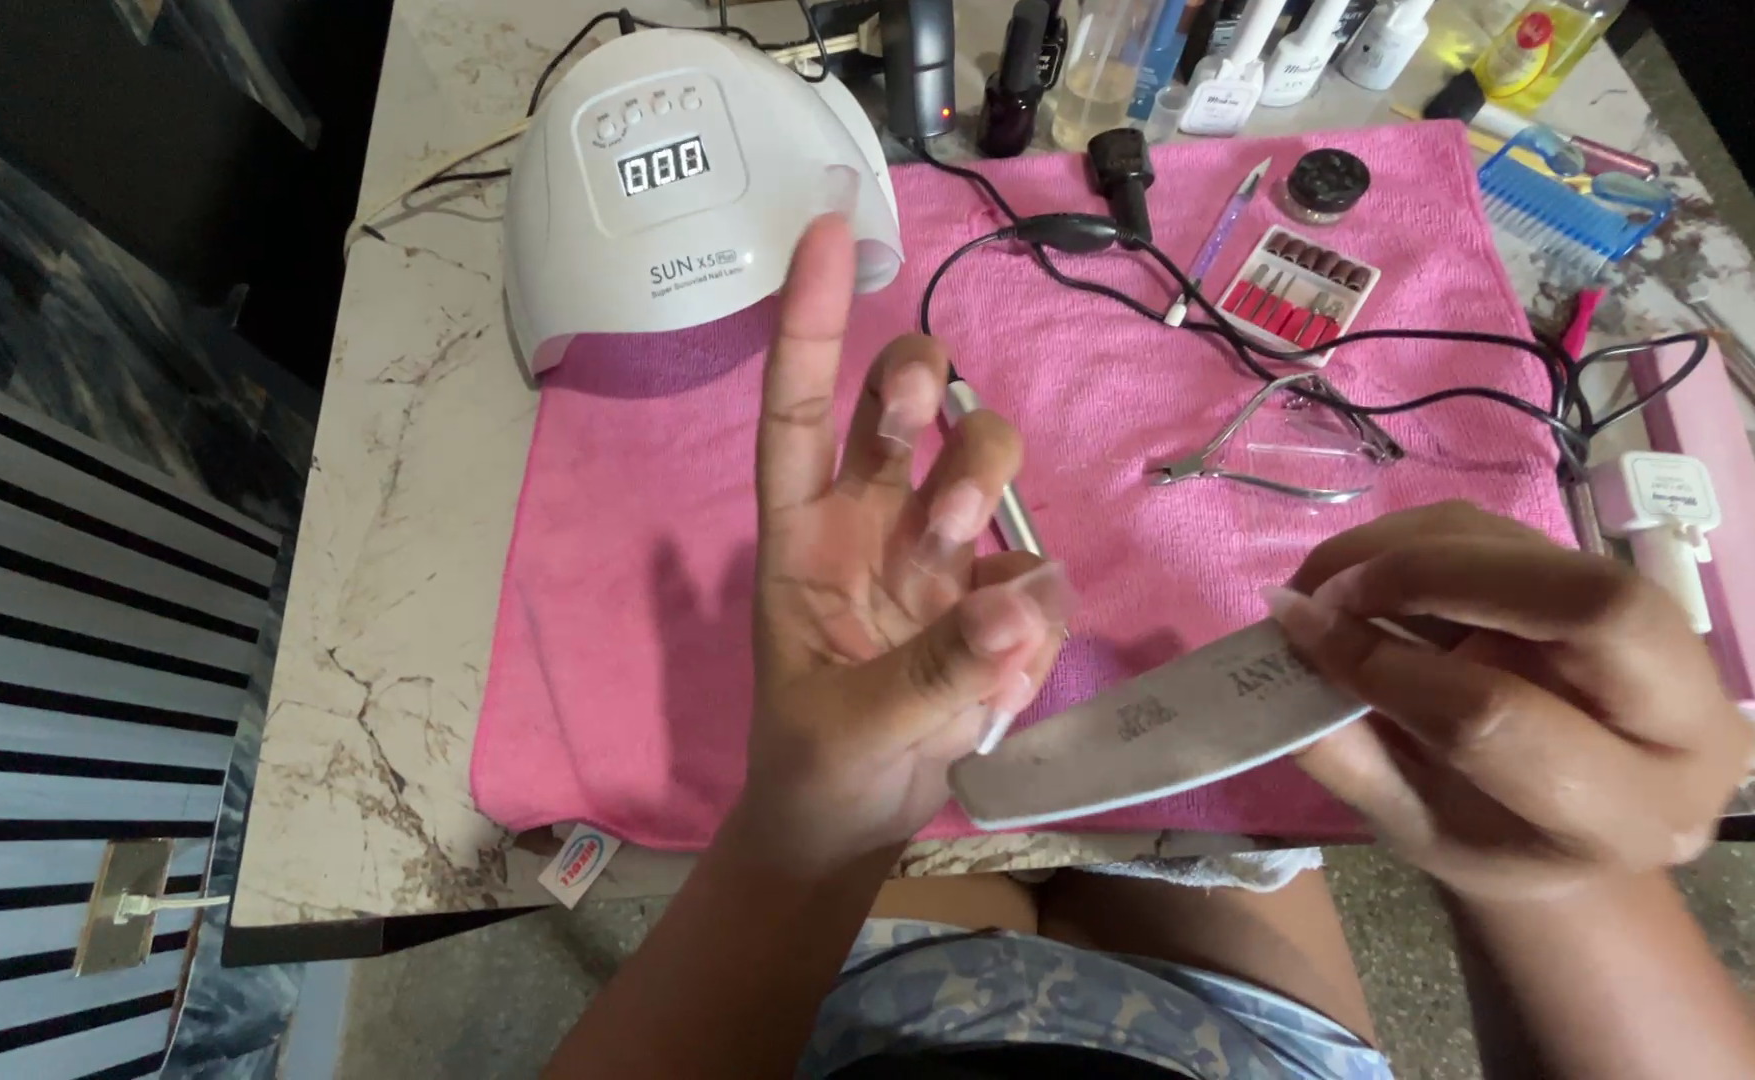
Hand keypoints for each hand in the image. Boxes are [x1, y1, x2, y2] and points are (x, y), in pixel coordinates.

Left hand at [738, 214, 1073, 871]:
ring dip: (984, 490)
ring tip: (979, 591)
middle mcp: (872, 525)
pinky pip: (1036, 569)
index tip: (824, 232)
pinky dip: (1035, 609)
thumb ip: (933, 670)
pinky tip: (1003, 674)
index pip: (797, 413)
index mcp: (803, 536)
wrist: (852, 823)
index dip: (809, 326)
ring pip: (979, 463)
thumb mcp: (853, 725)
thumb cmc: (818, 763)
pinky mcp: (994, 601)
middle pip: (902, 410)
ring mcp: (939, 558)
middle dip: (919, 388)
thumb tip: (1023, 602)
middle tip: (929, 421)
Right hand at [1268, 502, 1753, 902]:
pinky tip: (1359, 575)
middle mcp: (1676, 716)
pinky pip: (1502, 533)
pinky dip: (1409, 539)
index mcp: (1623, 808)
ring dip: (1401, 548)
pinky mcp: (1603, 586)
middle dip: (1430, 574)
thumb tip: (1283, 659)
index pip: (1496, 713)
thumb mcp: (1403, 822)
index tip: (1293, 631)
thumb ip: (1344, 754)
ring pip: (1533, 551)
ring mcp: (1658, 640)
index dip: (1376, 662)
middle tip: (1330, 589)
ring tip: (1325, 582)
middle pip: (1585, 602)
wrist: (1550, 818)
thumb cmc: (1474, 831)